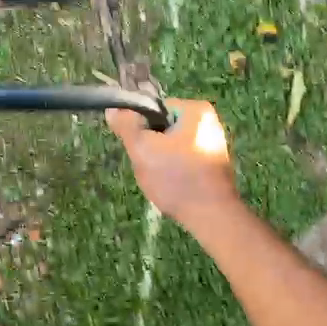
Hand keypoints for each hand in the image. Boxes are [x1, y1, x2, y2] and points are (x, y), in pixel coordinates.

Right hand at [106, 99, 242, 230]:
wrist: (211, 216)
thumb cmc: (176, 178)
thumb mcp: (143, 149)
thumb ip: (126, 126)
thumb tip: (113, 109)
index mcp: (196, 110)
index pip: (154, 110)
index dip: (140, 129)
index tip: (139, 150)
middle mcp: (209, 122)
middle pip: (163, 130)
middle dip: (152, 149)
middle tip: (150, 167)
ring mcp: (213, 145)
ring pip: (171, 149)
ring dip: (161, 163)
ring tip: (162, 180)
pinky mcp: (213, 166)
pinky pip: (184, 163)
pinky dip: (175, 174)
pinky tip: (174, 188)